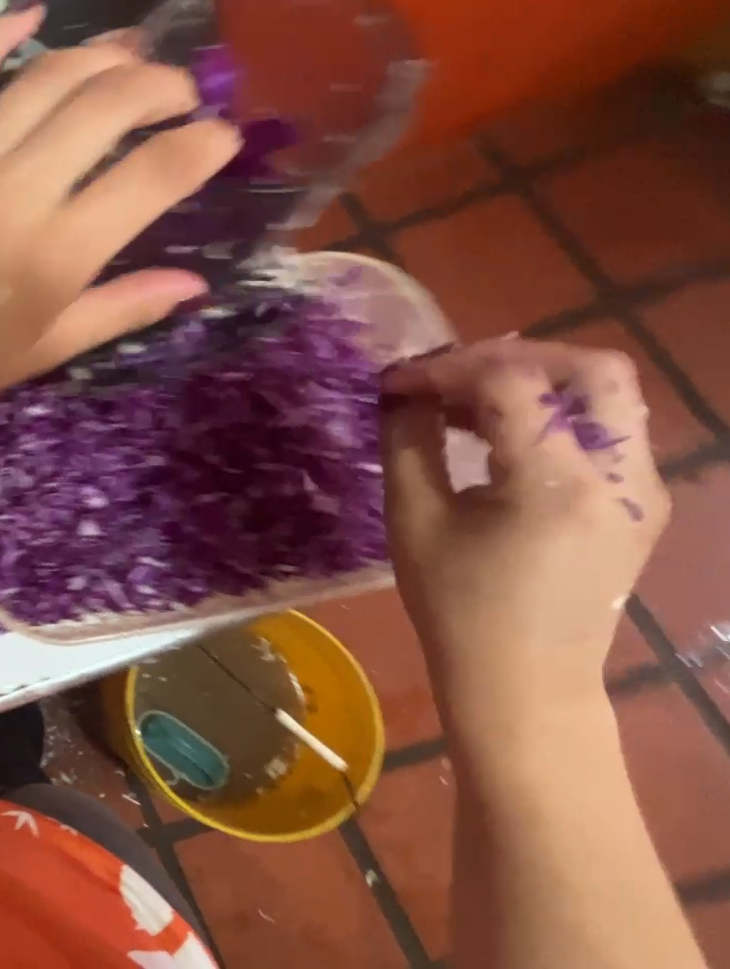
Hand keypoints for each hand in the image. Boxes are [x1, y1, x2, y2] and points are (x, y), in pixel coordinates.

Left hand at [0, 7, 240, 433]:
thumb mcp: (39, 353)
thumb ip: (118, 311)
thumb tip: (194, 284)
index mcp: (54, 257)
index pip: (156, 175)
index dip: (205, 146)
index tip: (220, 140)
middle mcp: (13, 195)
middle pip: (109, 104)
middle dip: (164, 86)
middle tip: (178, 98)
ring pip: (44, 78)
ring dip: (101, 54)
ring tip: (129, 59)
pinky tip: (29, 17)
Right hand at [381, 338, 669, 714]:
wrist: (523, 675)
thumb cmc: (455, 602)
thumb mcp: (412, 518)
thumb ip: (408, 443)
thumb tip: (400, 393)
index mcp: (557, 483)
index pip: (511, 384)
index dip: (444, 368)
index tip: (393, 383)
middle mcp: (619, 475)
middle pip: (591, 370)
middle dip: (510, 356)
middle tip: (446, 375)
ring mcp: (640, 488)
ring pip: (608, 395)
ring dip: (533, 381)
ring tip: (461, 403)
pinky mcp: (637, 500)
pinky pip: (606, 429)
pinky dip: (550, 413)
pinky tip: (494, 434)